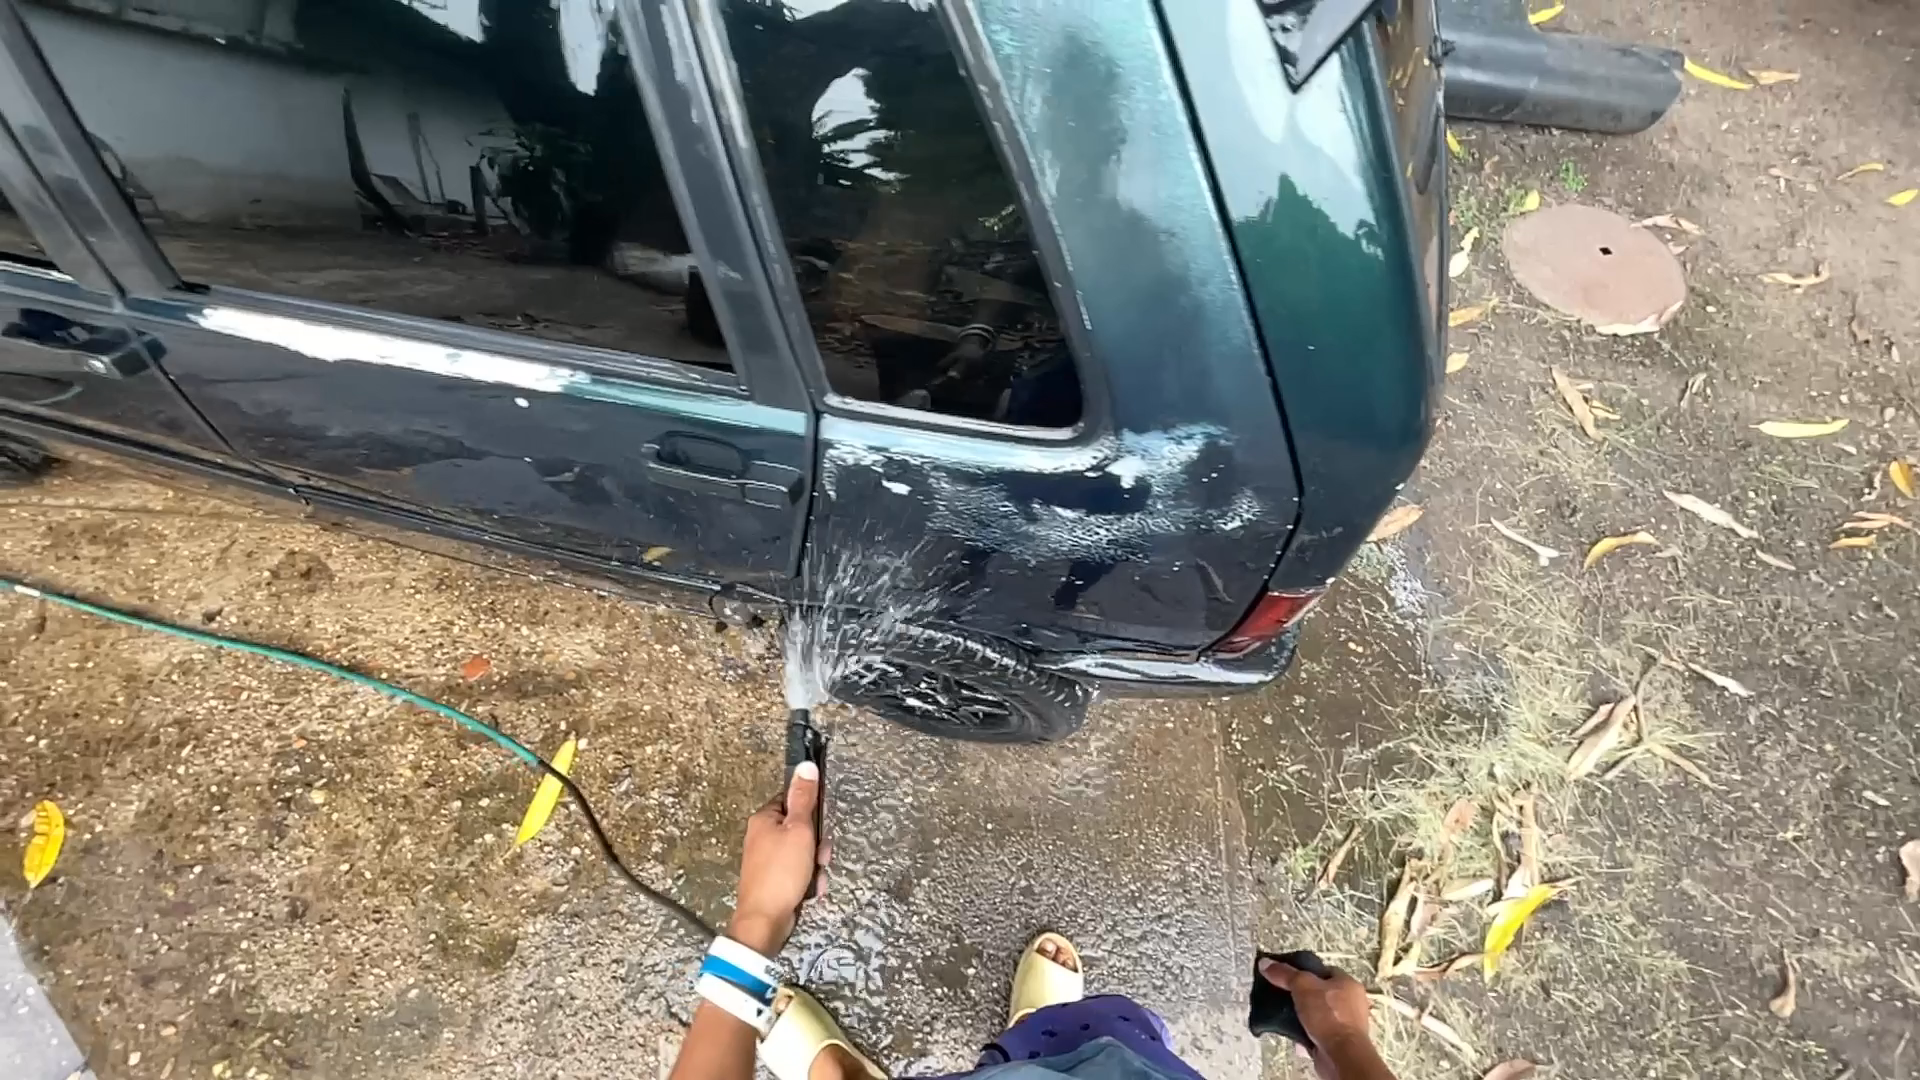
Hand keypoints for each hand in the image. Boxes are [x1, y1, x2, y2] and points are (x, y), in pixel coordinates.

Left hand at [727, 761, 827, 954]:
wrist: (765, 921)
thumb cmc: (781, 873)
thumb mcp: (799, 830)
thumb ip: (804, 798)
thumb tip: (806, 766)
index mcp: (764, 819)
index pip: (793, 800)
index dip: (811, 812)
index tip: (819, 825)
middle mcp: (761, 836)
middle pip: (800, 827)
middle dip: (816, 843)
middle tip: (820, 855)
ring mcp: (766, 859)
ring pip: (802, 850)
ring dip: (814, 862)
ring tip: (815, 875)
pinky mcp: (773, 878)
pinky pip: (797, 869)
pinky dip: (807, 877)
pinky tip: (811, 887)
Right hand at [1258, 959, 1379, 1079]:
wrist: (1341, 1057)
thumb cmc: (1330, 1016)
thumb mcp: (1301, 985)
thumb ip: (1283, 972)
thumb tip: (1265, 963)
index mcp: (1349, 984)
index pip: (1323, 970)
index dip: (1304, 970)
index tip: (1288, 973)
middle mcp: (1352, 1004)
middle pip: (1319, 993)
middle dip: (1301, 996)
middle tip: (1285, 994)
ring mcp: (1346, 1027)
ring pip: (1317, 1015)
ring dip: (1302, 1017)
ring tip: (1286, 1015)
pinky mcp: (1339, 1045)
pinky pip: (1317, 1034)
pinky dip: (1305, 1035)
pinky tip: (1294, 1035)